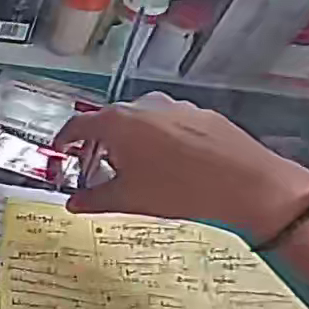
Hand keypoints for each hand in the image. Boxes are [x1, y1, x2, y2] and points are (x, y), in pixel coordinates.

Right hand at [55, 92, 308, 240]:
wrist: (246, 184)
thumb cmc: (181, 189)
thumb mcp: (128, 199)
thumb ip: (93, 199)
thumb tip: (74, 202)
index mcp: (117, 123)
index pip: (77, 125)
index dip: (65, 139)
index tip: (62, 149)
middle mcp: (143, 106)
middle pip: (108, 121)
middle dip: (99, 143)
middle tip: (97, 167)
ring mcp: (174, 107)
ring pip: (140, 121)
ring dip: (131, 141)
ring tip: (137, 170)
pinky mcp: (200, 114)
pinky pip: (168, 124)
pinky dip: (160, 140)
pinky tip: (170, 166)